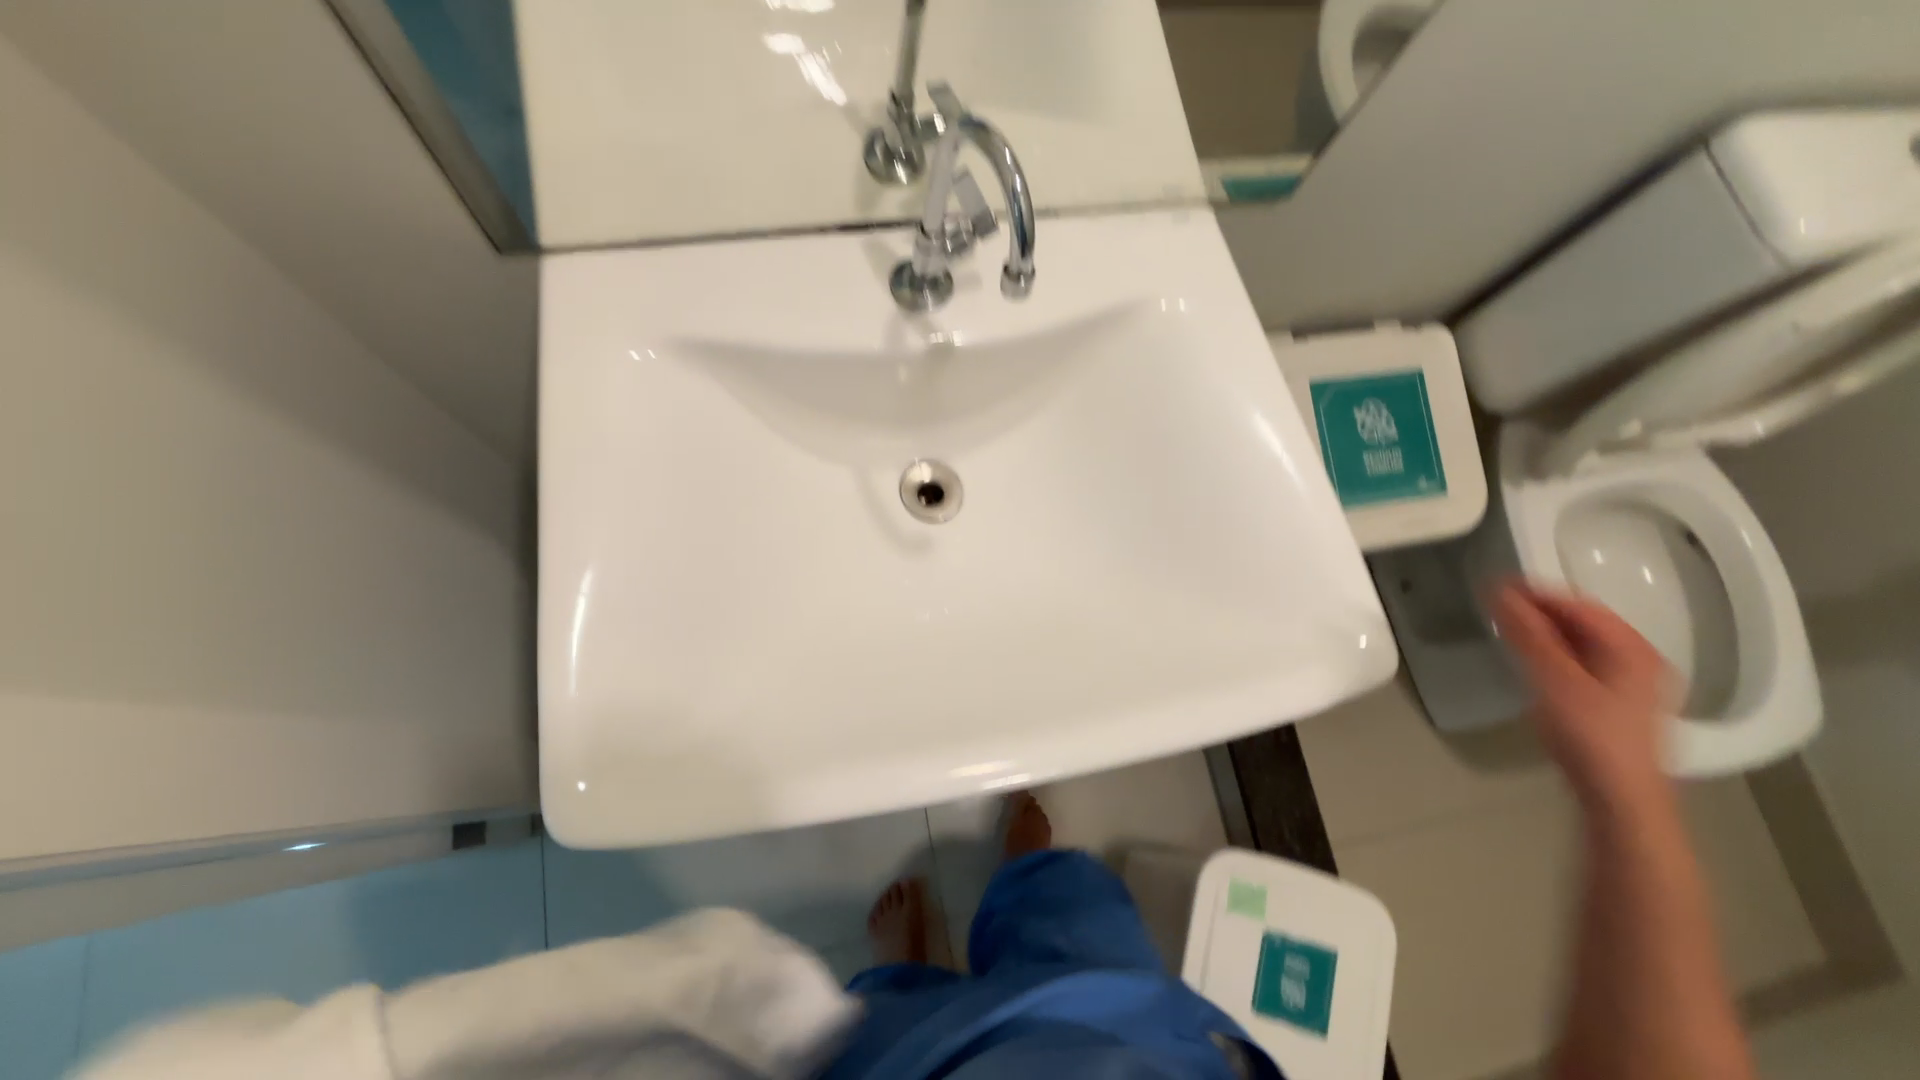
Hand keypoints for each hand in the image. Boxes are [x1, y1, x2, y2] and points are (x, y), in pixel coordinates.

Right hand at [1492, 581, 1676, 813]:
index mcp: (1634, 650)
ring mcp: (1633, 688)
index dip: (1538, 593)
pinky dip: (1556, 658)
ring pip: (1585, 646)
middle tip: (1498, 610)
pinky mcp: (1619, 709)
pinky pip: (1584, 666)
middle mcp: (1641, 662)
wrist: (1621, 801)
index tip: (1496, 587)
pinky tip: (1534, 668)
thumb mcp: (1555, 681)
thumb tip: (1498, 592)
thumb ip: (1528, 635)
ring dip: (1547, 635)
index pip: (1580, 605)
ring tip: (1510, 634)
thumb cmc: (1591, 737)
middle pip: (1586, 624)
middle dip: (1541, 613)